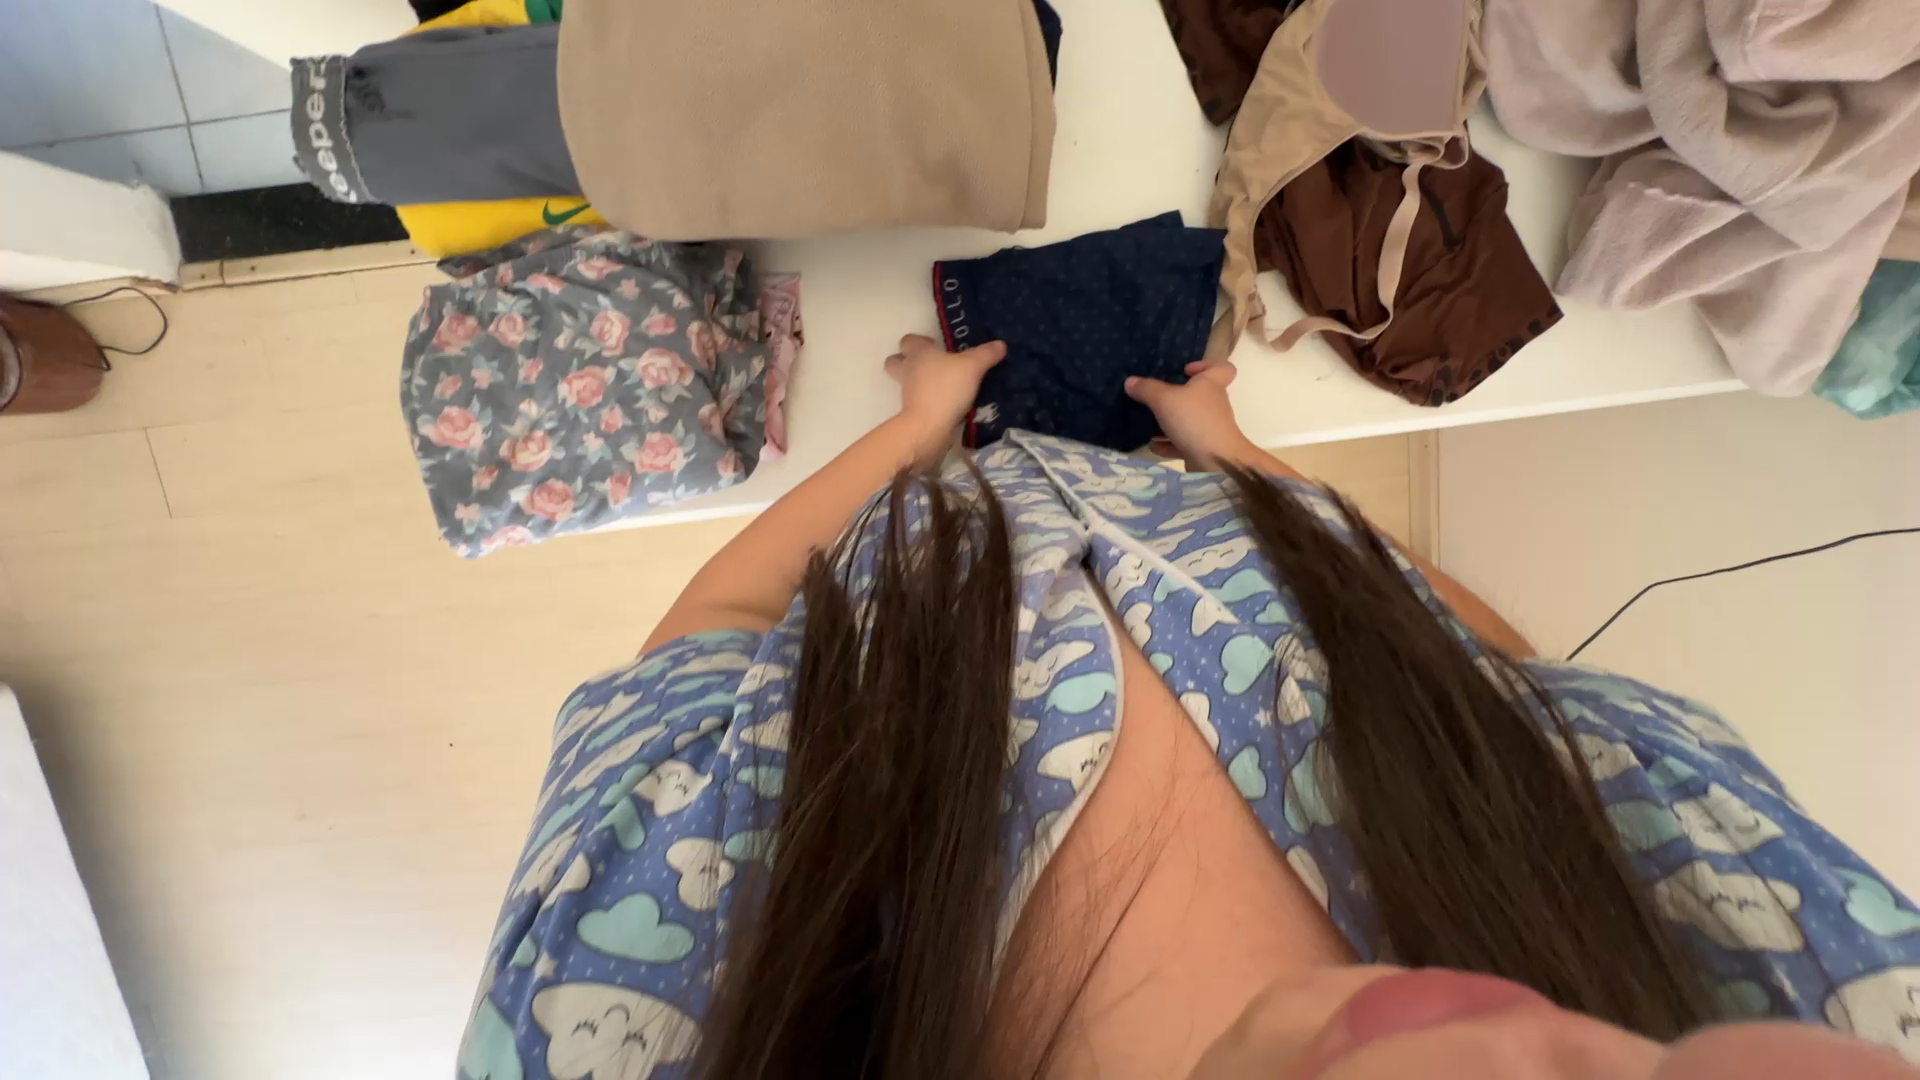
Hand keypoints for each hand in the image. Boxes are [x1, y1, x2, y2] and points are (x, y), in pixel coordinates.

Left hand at [884, 333, 1005, 441]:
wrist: (929, 427)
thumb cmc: (946, 388)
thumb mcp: (973, 367)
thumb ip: (986, 354)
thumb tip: (1000, 344)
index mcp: (918, 354)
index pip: (908, 340)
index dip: (920, 341)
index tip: (936, 345)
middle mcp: (907, 371)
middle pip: (895, 361)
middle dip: (907, 361)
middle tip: (930, 365)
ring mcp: (907, 394)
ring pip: (906, 383)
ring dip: (919, 382)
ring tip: (942, 385)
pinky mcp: (912, 413)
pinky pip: (917, 402)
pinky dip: (927, 401)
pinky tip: (946, 404)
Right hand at [1125, 360, 1257, 471]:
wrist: (1215, 460)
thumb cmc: (1193, 419)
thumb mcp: (1164, 399)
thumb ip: (1146, 389)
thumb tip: (1130, 381)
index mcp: (1211, 385)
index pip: (1221, 368)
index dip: (1206, 365)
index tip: (1185, 370)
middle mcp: (1213, 404)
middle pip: (1199, 395)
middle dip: (1178, 397)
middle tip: (1158, 398)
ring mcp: (1209, 428)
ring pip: (1189, 420)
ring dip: (1170, 422)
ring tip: (1148, 423)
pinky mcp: (1202, 448)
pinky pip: (1183, 442)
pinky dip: (1168, 443)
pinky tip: (1152, 445)